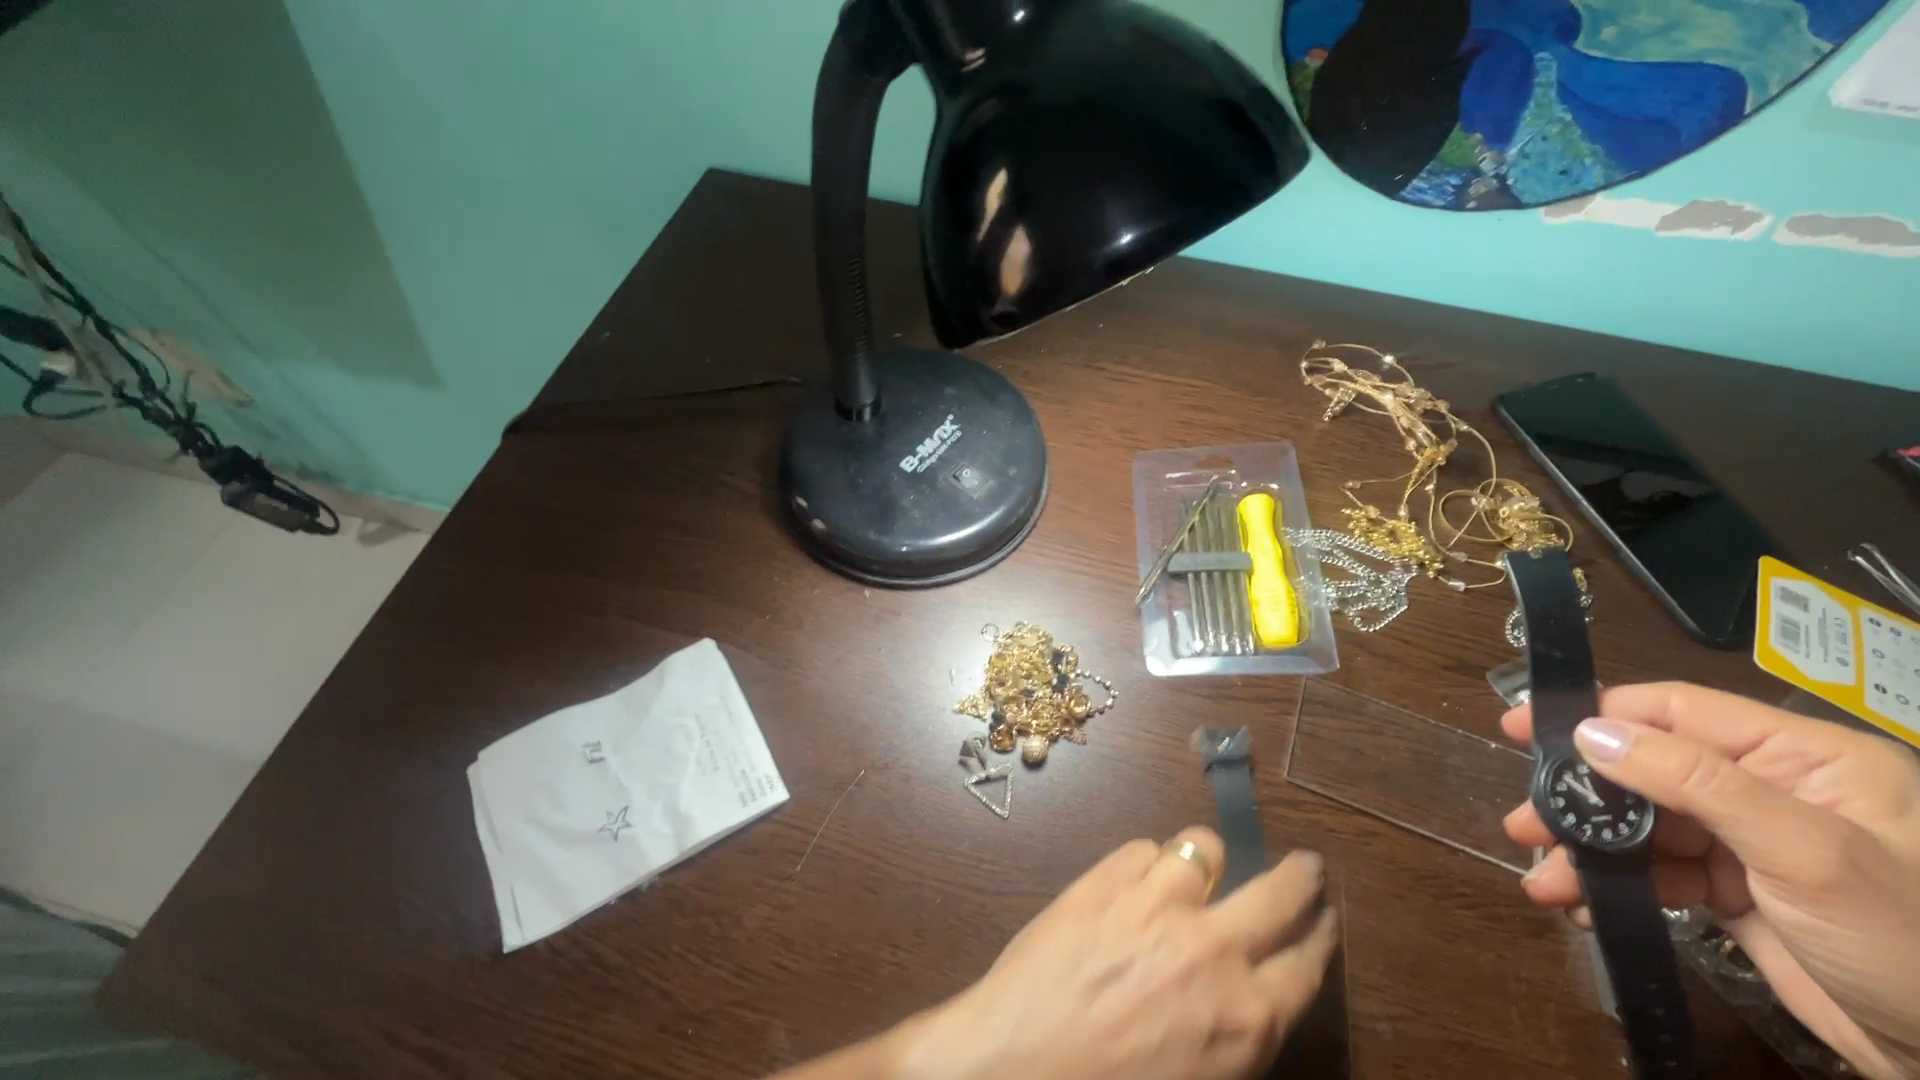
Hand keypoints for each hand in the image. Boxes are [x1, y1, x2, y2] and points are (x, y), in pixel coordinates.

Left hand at [902, 829, 1335, 1079]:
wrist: (1018, 1067)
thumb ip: (1234, 1035)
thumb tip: (1247, 1001)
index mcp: (1245, 1015)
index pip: (1305, 964)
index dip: (1319, 937)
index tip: (1325, 917)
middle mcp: (1213, 950)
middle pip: (1278, 894)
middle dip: (1299, 877)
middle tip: (1306, 866)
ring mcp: (1158, 905)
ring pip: (1204, 848)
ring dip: (1207, 859)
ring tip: (1201, 865)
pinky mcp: (1106, 879)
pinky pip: (1144, 849)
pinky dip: (1146, 862)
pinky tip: (1135, 878)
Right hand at [1501, 682, 1919, 1079]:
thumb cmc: (1909, 941)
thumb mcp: (1806, 852)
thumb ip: (1696, 782)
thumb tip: (1590, 734)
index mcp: (1804, 757)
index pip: (1678, 711)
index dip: (1597, 714)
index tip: (1521, 728)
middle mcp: (1773, 788)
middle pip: (1649, 770)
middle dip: (1582, 800)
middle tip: (1524, 823)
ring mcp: (1754, 841)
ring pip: (1646, 826)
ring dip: (1590, 851)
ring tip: (1545, 881)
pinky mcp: (1740, 891)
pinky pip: (1660, 872)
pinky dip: (1617, 886)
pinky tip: (1583, 905)